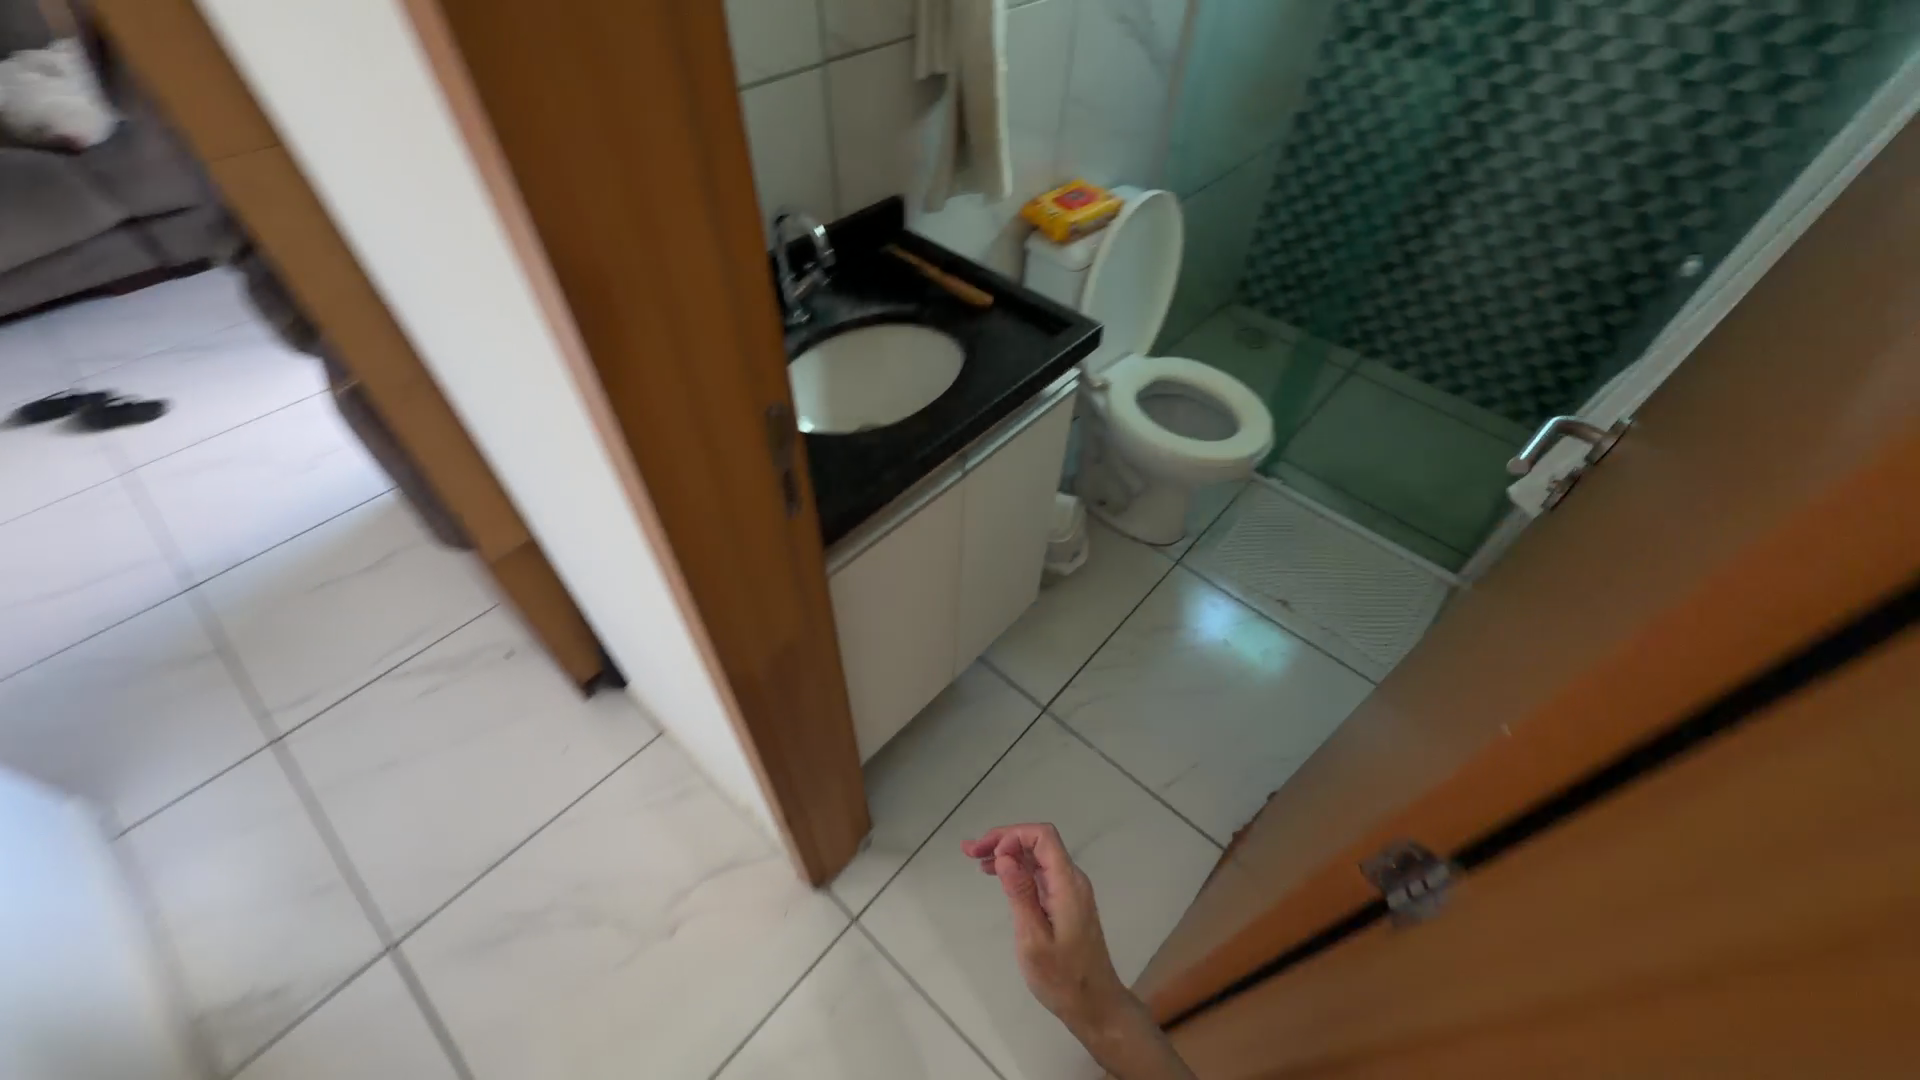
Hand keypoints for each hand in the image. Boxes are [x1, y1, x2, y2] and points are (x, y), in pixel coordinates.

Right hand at [960, 823, 1132, 1037]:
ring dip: (1007, 853)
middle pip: (1038, 842)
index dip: (1013, 836)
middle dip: (1003, 840)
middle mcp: (1072, 879)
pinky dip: (1017, 869)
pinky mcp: (1066, 902)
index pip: (1043, 836)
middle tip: (970, 850)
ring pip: (1037, 857)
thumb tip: (1004, 856)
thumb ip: (1021, 894)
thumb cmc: (1062, 978)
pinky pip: (1040, 873)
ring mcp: (1070, 890)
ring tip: (976, 859)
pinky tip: (998, 875)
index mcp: (1067, 883)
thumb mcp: (1033, 939)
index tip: (989, 855)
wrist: (1095, 1006)